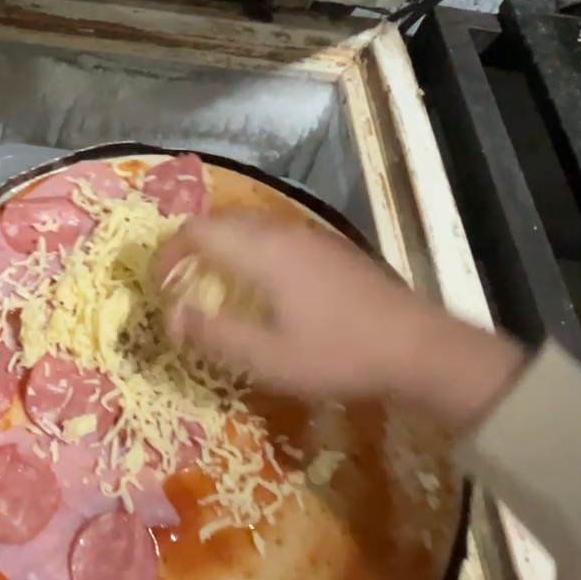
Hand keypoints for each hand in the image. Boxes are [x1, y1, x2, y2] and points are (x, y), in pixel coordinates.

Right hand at [158, 215, 528, 431]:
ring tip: (216, 281)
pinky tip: (265, 284)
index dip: (170, 252)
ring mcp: (309, 235)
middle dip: (192, 245)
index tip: (159, 283)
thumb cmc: (339, 354)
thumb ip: (214, 335)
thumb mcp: (269, 358)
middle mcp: (280, 232)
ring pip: (249, 224)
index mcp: (260, 251)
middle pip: (221, 221)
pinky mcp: (330, 247)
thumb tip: (170, 316)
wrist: (421, 348)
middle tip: (181, 280)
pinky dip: (251, 248)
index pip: (197, 231)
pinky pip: (274, 233)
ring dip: (223, 245)